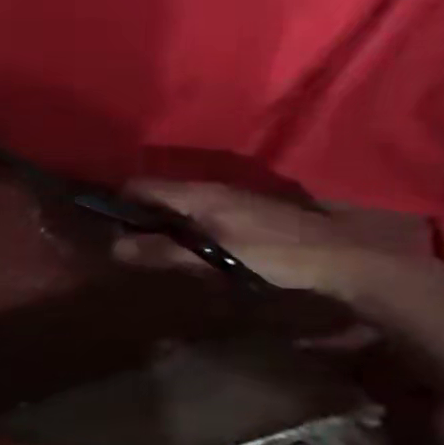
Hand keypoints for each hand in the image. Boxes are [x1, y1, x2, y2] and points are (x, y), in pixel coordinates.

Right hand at [112, 180, 434, 299]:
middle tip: (122, 243)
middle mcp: (209, 188)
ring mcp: (230, 199)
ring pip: (178, 205)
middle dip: (136, 214)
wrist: (342, 259)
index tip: (101, 224)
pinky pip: (199, 214)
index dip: (116, 201)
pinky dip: (183, 228)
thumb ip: (164, 252)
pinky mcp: (245, 213)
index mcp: (197, 194)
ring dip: (160, 223)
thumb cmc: (272, 255)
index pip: (140, 185)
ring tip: (149, 250)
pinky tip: (188, 250)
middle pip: (158, 194)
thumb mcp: (213, 258)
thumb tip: (114, 246)